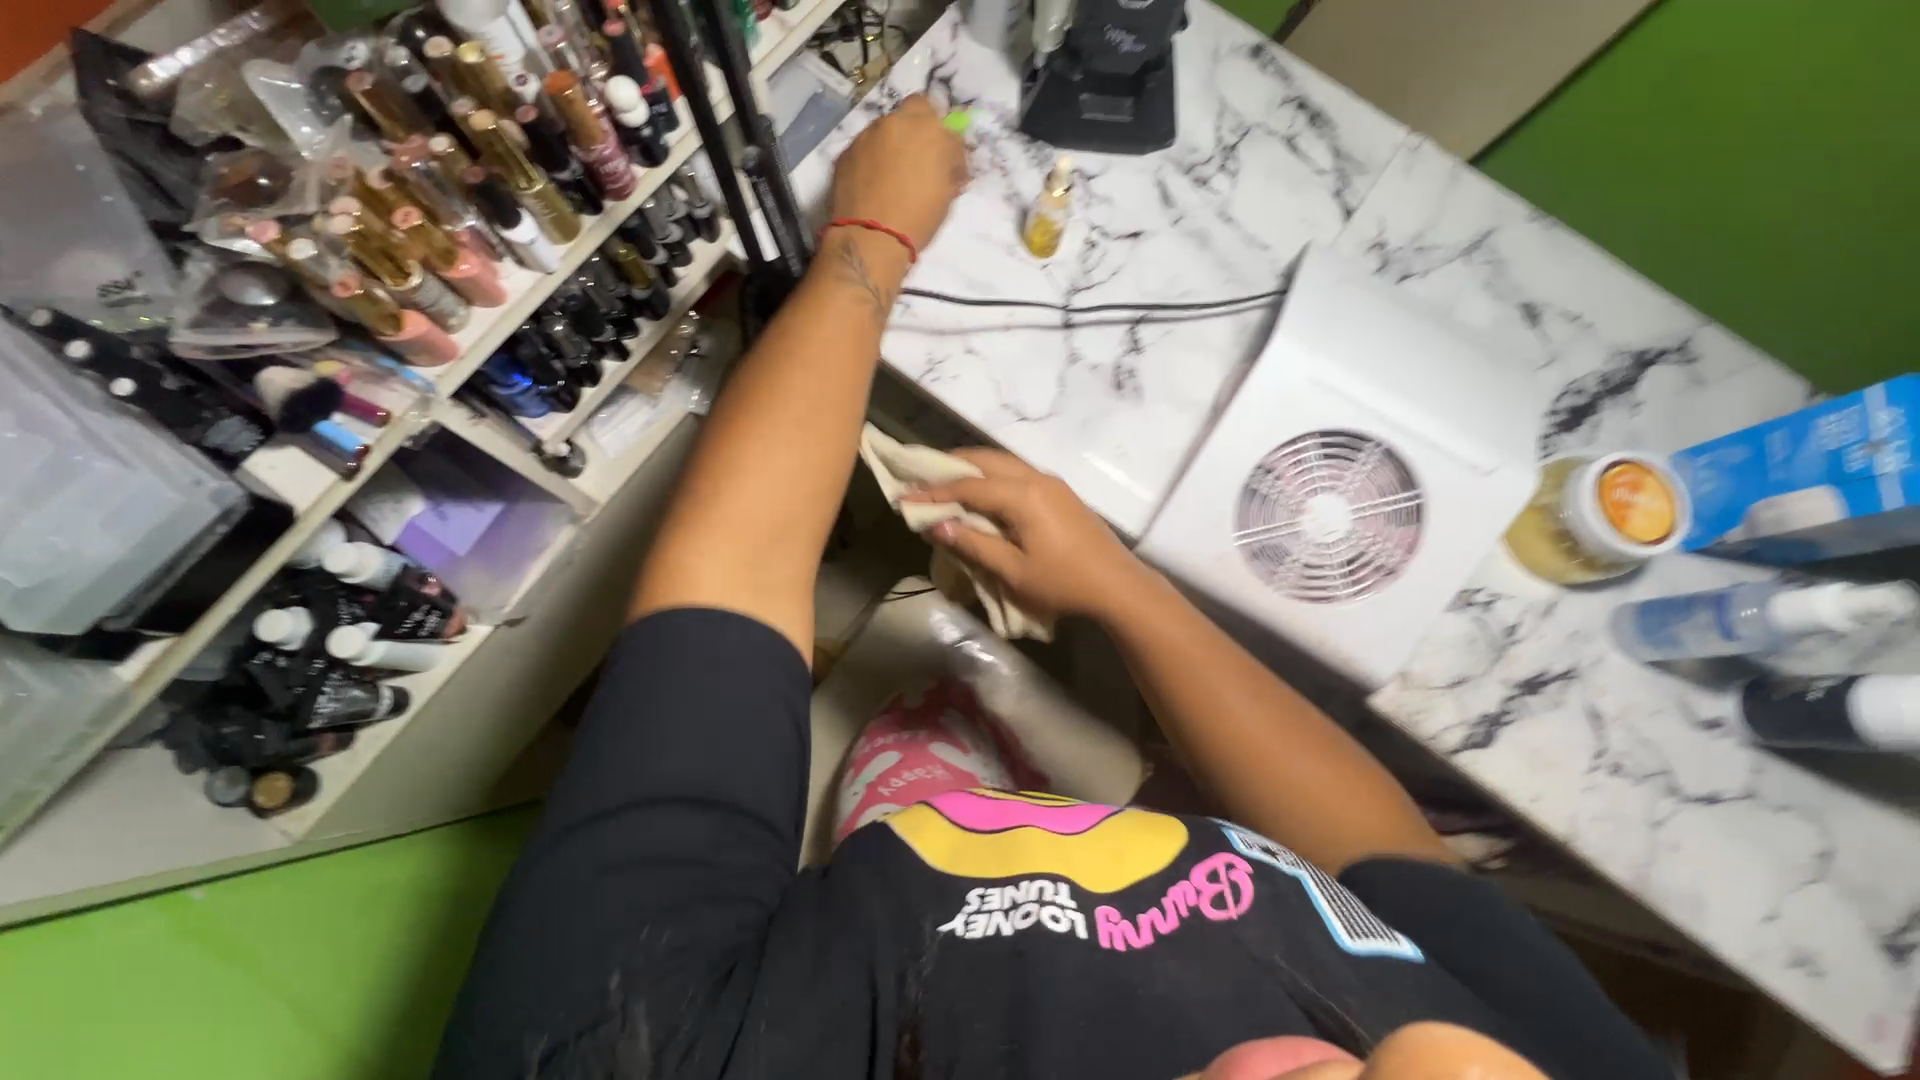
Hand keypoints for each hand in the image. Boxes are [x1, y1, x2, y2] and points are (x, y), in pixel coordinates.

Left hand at [829, 94, 968, 251]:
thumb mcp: (946, 199)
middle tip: (921, 154)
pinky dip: (872, 157)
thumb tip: (948, 169)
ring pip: (888, 126)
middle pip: (917, 108)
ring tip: (892, 171)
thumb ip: (949, 173)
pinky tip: (872, 181)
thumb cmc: (917, 221)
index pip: (951, 131)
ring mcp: (870, 133)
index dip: (951, 150)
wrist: (870, 237)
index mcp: (932, 133)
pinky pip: (866, 146)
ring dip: (894, 141)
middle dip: (922, 125)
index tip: (949, 169)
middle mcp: (900, 123)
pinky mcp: (848, 149)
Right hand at [906, 449, 1153, 622]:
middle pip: (985, 460)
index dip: (933, 491)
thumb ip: (973, 543)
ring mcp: (1050, 482)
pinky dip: (991, 475)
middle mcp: (1035, 478)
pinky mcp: (1059, 492)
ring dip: (972, 467)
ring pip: (1002, 462)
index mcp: (1022, 496)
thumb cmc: (1063, 582)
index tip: (903, 497)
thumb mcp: (1013, 570)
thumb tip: (936, 524)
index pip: (967, 486)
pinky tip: (980, 491)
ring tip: (944, 479)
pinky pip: (1016, 472)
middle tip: (920, 475)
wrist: (1117, 585)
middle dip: (950, 465)